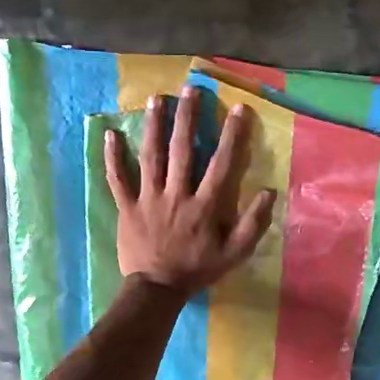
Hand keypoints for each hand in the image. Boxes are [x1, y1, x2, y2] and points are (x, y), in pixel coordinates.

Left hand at [104, 88, 275, 294]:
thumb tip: (269, 192)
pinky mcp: (127, 207)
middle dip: (187, 117)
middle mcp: (176, 195)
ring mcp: (148, 199)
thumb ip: (253, 224)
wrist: (157, 290)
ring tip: (156, 98)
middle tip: (191, 89)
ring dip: (154, 126)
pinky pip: (118, 179)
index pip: (220, 163)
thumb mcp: (234, 254)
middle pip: (182, 150)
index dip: (231, 135)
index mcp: (204, 205)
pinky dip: (113, 157)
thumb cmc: (197, 270)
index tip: (237, 109)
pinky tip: (110, 134)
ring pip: (150, 157)